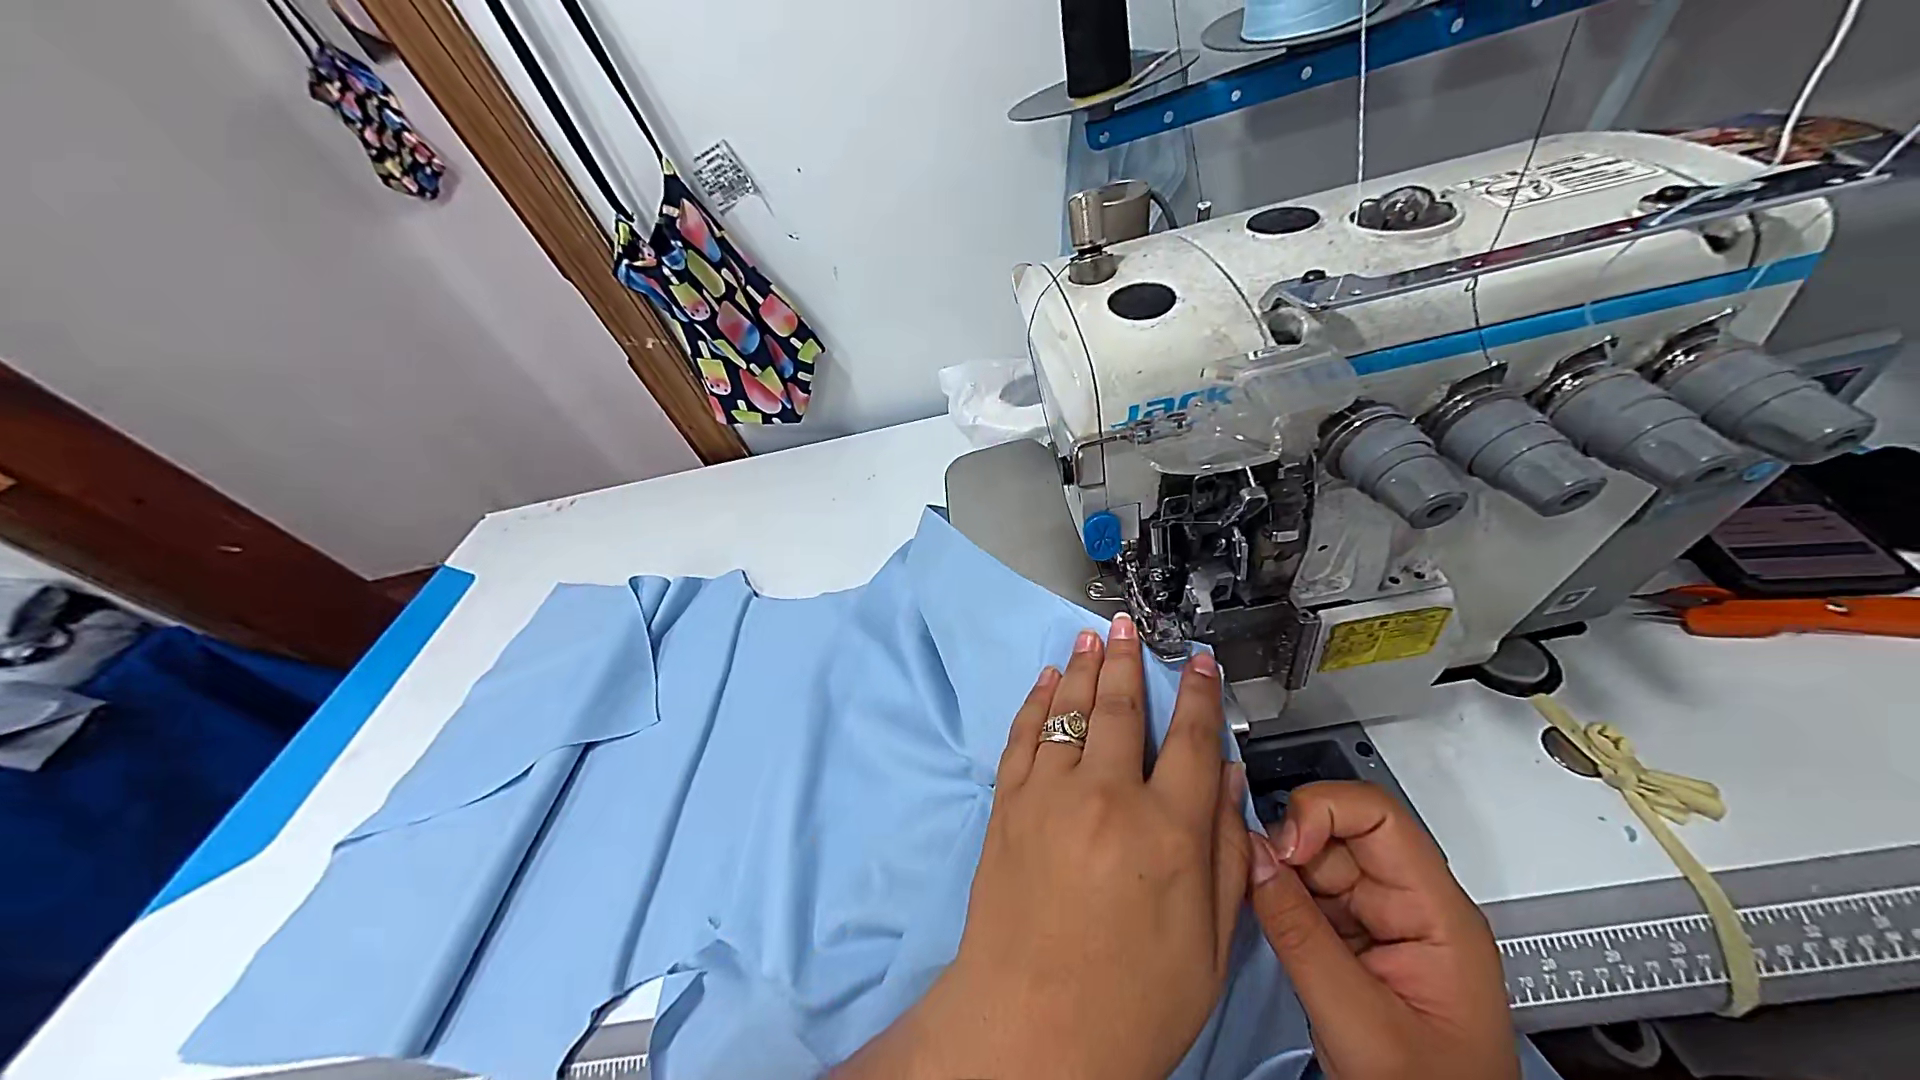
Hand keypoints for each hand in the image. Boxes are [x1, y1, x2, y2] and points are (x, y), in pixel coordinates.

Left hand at [834, 614, 1248, 1079]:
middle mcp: (1105, 797)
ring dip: (1081, 668)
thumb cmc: (1131, 1000)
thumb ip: (1225, 850)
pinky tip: (1044, 681)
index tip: (1197, 661)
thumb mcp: (1211, 940)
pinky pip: (1022, 736)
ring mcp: (1048, 794)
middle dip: (1127, 659)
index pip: (1190, 738)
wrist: (1031, 1028)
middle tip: (1126, 626)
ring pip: (1068, 709)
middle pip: (1121, 707)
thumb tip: (1226, 780)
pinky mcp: (1008, 804)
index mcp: (1166, 831)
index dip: (1197, 692)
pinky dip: (1035, 702)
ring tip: (1089, 637)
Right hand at [1246, 782, 1516, 1079]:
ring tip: (1263, 908)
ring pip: (1313, 857)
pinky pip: (1304, 887)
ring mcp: (1378, 916)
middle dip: (1289, 847)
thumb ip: (1300, 934)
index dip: (1323, 812)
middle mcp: (1409, 903)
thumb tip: (1255, 857)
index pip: (1379, 817)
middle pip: (1338, 830)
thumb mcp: (1358, 1022)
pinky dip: (1276, 894)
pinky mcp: (1349, 931)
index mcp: (1437, 915)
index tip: (1282, 846)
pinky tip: (1269, 917)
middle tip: (1258, 877)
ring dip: (1278, 872)